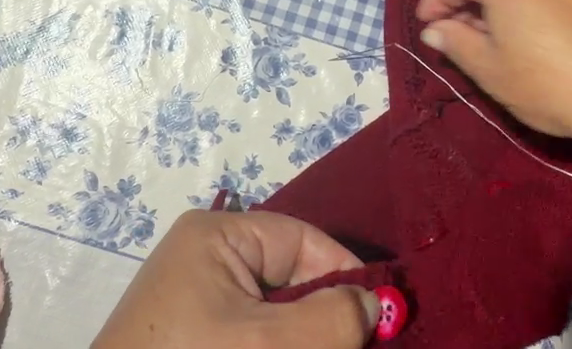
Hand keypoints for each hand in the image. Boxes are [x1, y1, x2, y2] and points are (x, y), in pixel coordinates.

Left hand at [89, 210, 377, 348]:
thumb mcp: (267, 345)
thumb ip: (331, 319)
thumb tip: (374, 305)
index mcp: (218, 234)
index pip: (304, 242)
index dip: (347, 276)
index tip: (382, 317)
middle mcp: (204, 254)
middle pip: (290, 277)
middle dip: (323, 314)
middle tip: (357, 345)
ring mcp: (193, 298)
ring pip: (273, 311)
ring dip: (301, 337)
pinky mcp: (188, 333)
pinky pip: (248, 332)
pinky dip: (273, 346)